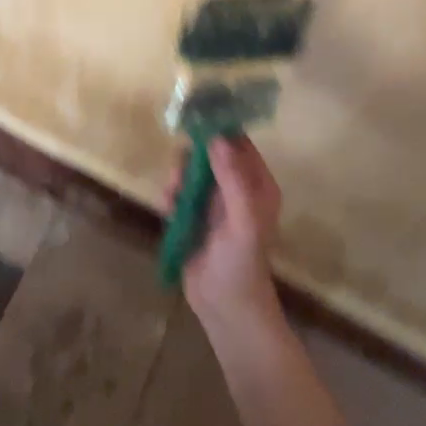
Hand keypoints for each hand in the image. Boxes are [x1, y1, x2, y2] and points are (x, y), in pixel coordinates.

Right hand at [163, 135, 283, 326]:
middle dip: (191, 158)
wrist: (225, 308)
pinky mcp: (193, 217)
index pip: (238, 142)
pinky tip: (168, 210)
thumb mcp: (243, 220)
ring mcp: (213, 203)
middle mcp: (236, 188)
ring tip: (173, 196)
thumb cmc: (241, 264)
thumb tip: (217, 137)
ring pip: (190, 171)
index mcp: (257, 184)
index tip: (195, 117)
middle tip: (181, 173)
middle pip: (209, 152)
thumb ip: (232, 179)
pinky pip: (177, 192)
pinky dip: (170, 196)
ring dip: (178, 178)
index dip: (218, 127)